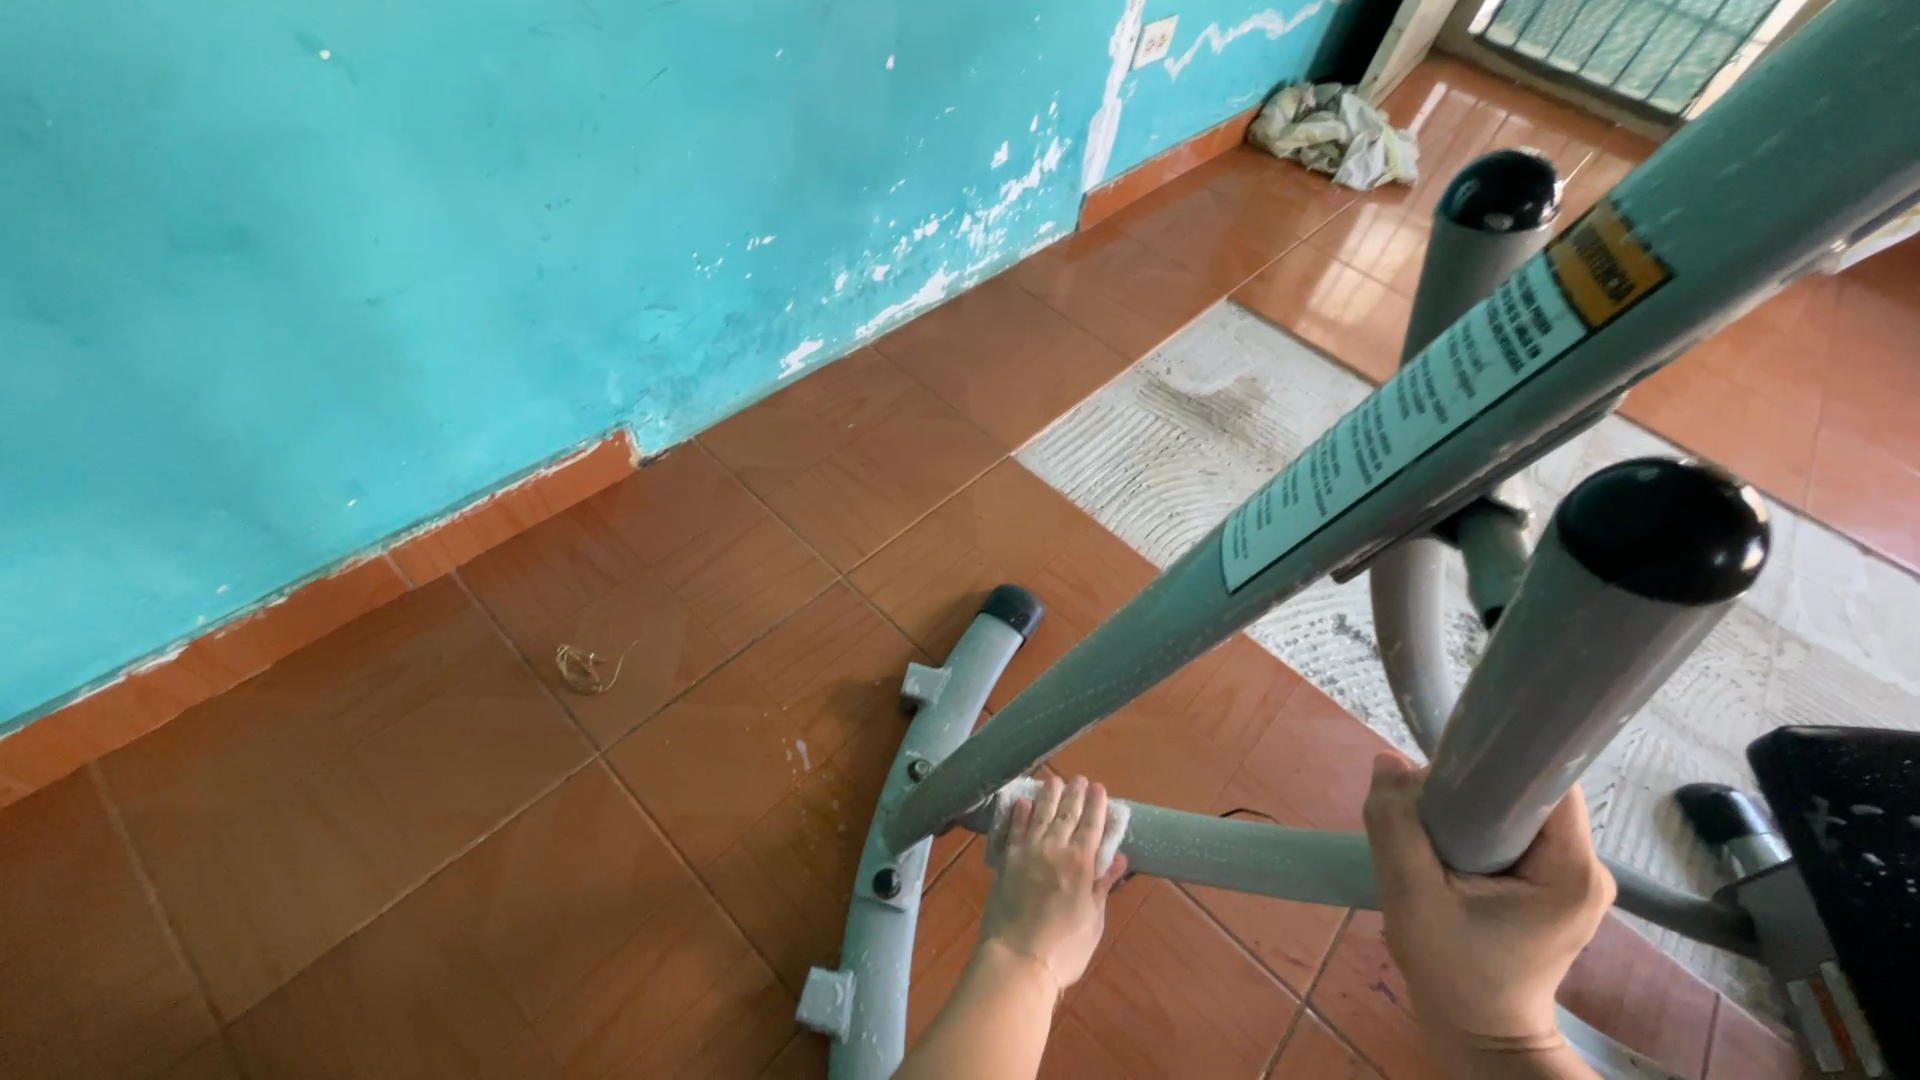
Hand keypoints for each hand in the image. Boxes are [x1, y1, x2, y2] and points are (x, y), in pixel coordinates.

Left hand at [978, 775, 1129, 995]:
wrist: (1018, 959)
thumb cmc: (1064, 948)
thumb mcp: (1093, 920)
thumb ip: (1103, 885)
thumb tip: (1119, 859)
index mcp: (1080, 864)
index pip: (1091, 826)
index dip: (1096, 805)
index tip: (1099, 787)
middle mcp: (1054, 850)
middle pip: (1066, 815)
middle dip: (1074, 794)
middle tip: (1079, 778)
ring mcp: (1027, 853)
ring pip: (1039, 815)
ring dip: (1048, 796)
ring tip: (1053, 780)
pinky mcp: (1006, 861)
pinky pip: (1014, 830)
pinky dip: (1019, 815)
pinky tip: (1022, 803)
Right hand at [1363, 754, 1614, 1054]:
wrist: (1478, 1036)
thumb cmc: (1454, 971)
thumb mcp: (1412, 896)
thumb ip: (1395, 825)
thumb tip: (1387, 760)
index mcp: (1571, 868)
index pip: (1546, 781)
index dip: (1496, 760)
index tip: (1442, 761)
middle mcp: (1581, 866)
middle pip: (1520, 794)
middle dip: (1463, 788)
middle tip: (1416, 806)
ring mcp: (1563, 876)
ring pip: (1504, 812)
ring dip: (1458, 811)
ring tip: (1419, 830)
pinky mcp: (1540, 885)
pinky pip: (1500, 833)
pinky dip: (1463, 831)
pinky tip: (1432, 847)